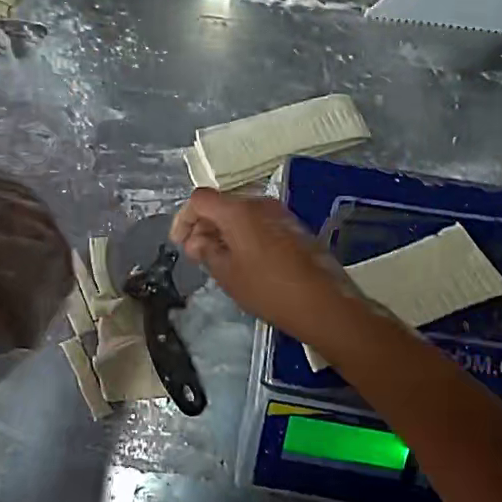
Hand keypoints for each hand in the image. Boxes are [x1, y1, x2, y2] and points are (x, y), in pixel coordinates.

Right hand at [170, 188, 383, 346]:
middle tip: (196, 252)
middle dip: (204, 225)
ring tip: (218, 259)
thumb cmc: (269, 288)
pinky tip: (244, 259)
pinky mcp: (294, 226)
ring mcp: (280, 213)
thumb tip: (197, 240)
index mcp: (238, 210)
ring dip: (225, 230)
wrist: (322, 301)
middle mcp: (260, 203)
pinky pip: (261, 222)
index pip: (200, 199)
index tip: (179, 242)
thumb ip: (207, 251)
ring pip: (243, 212)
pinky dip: (245, 234)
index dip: (184, 218)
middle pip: (222, 203)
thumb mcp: (227, 274)